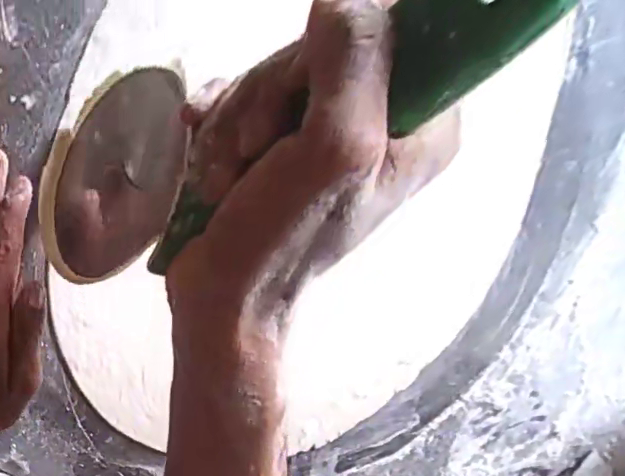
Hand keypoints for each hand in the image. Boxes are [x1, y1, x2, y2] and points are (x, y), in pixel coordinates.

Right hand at [165, 0, 459, 346]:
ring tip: (225, 177)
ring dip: (235, 121)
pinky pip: (242, 101)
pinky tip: (204, 150)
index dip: (338, 47)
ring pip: (273, 75)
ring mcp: (317, 136)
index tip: (300, 99)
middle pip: (323, 47)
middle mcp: (375, 122)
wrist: (220, 300)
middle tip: (254, 150)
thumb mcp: (331, 149)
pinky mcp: (270, 149)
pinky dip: (216, 126)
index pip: (396, 25)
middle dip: (270, 96)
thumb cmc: (279, 240)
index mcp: (421, 123)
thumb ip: (352, 55)